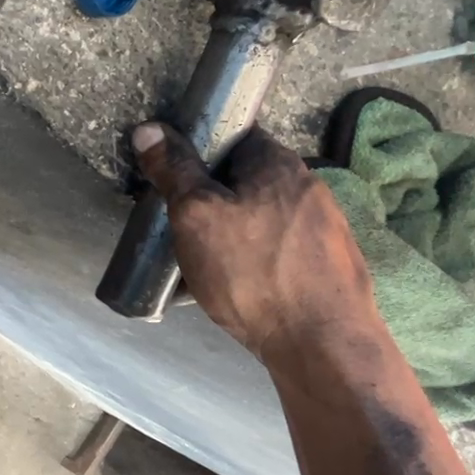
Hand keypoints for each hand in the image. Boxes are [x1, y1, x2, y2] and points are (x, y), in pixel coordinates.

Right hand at [134, 123, 383, 364]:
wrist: (322, 346)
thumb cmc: (251, 271)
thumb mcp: (196, 215)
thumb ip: (174, 170)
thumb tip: (149, 128)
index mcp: (280, 165)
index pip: (233, 135)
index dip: (196, 147)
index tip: (167, 173)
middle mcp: (308, 188)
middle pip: (243, 176)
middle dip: (206, 192)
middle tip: (173, 218)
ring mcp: (322, 228)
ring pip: (256, 213)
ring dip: (225, 226)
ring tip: (196, 254)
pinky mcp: (324, 264)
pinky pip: (271, 245)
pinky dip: (246, 253)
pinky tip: (230, 279)